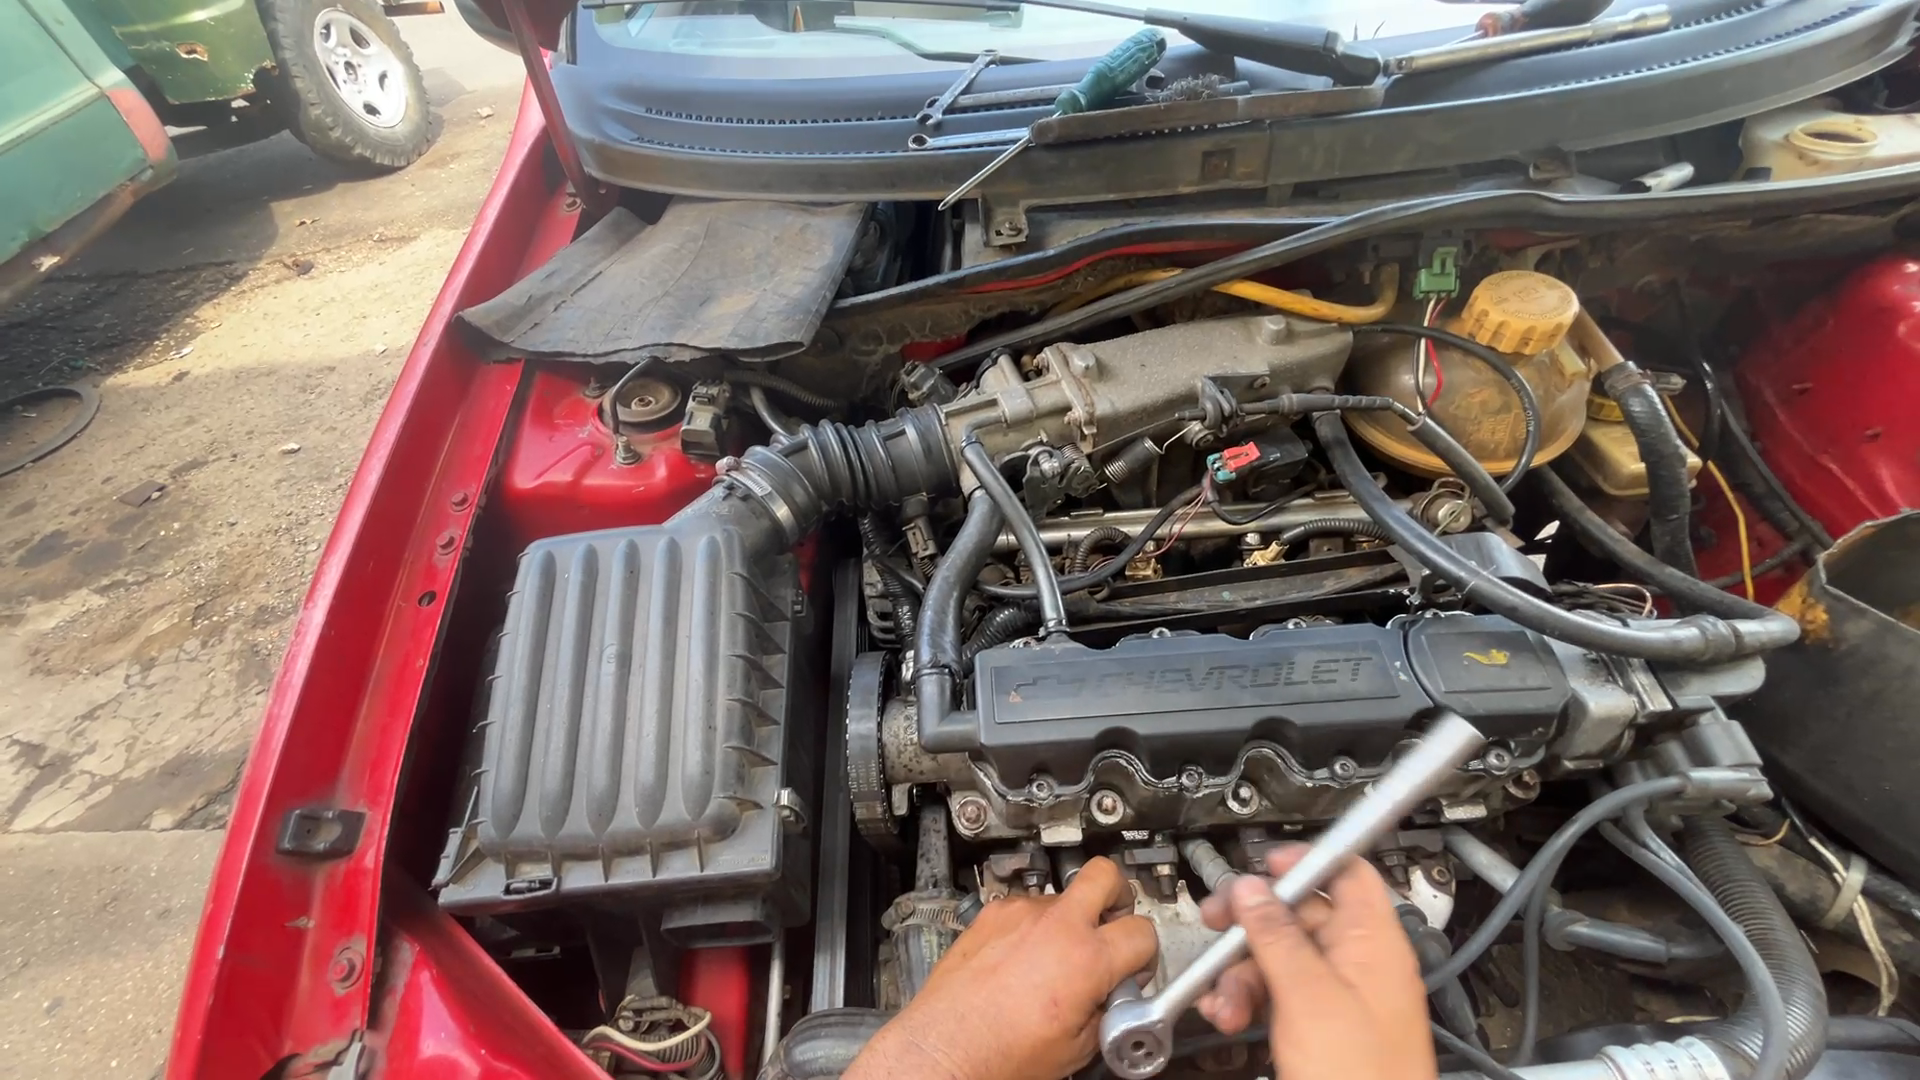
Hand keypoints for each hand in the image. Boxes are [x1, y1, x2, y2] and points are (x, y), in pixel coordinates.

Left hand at [846, 856, 1156, 1079]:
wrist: (946, 1046)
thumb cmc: (1001, 1053)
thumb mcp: (1077, 1049)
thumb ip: (1108, 1009)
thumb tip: (1118, 993)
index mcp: (1085, 958)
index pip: (1143, 931)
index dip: (1146, 952)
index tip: (1137, 966)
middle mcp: (1055, 923)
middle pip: (1105, 873)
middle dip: (1118, 895)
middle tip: (1113, 922)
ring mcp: (1021, 911)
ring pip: (1062, 894)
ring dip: (1070, 918)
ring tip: (1057, 957)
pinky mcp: (993, 911)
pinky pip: (1025, 907)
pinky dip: (1033, 926)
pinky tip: (1024, 958)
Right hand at [1196, 846, 1435, 1079]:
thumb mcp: (1308, 997)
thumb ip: (1276, 935)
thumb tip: (1251, 888)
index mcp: (1372, 944)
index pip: (1346, 872)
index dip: (1304, 860)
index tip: (1262, 866)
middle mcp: (1358, 963)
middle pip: (1299, 913)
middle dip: (1250, 920)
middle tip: (1217, 919)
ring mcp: (1339, 994)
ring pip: (1279, 953)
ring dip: (1240, 970)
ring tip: (1222, 996)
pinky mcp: (1320, 1024)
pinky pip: (1276, 989)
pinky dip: (1247, 997)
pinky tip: (1227, 1012)